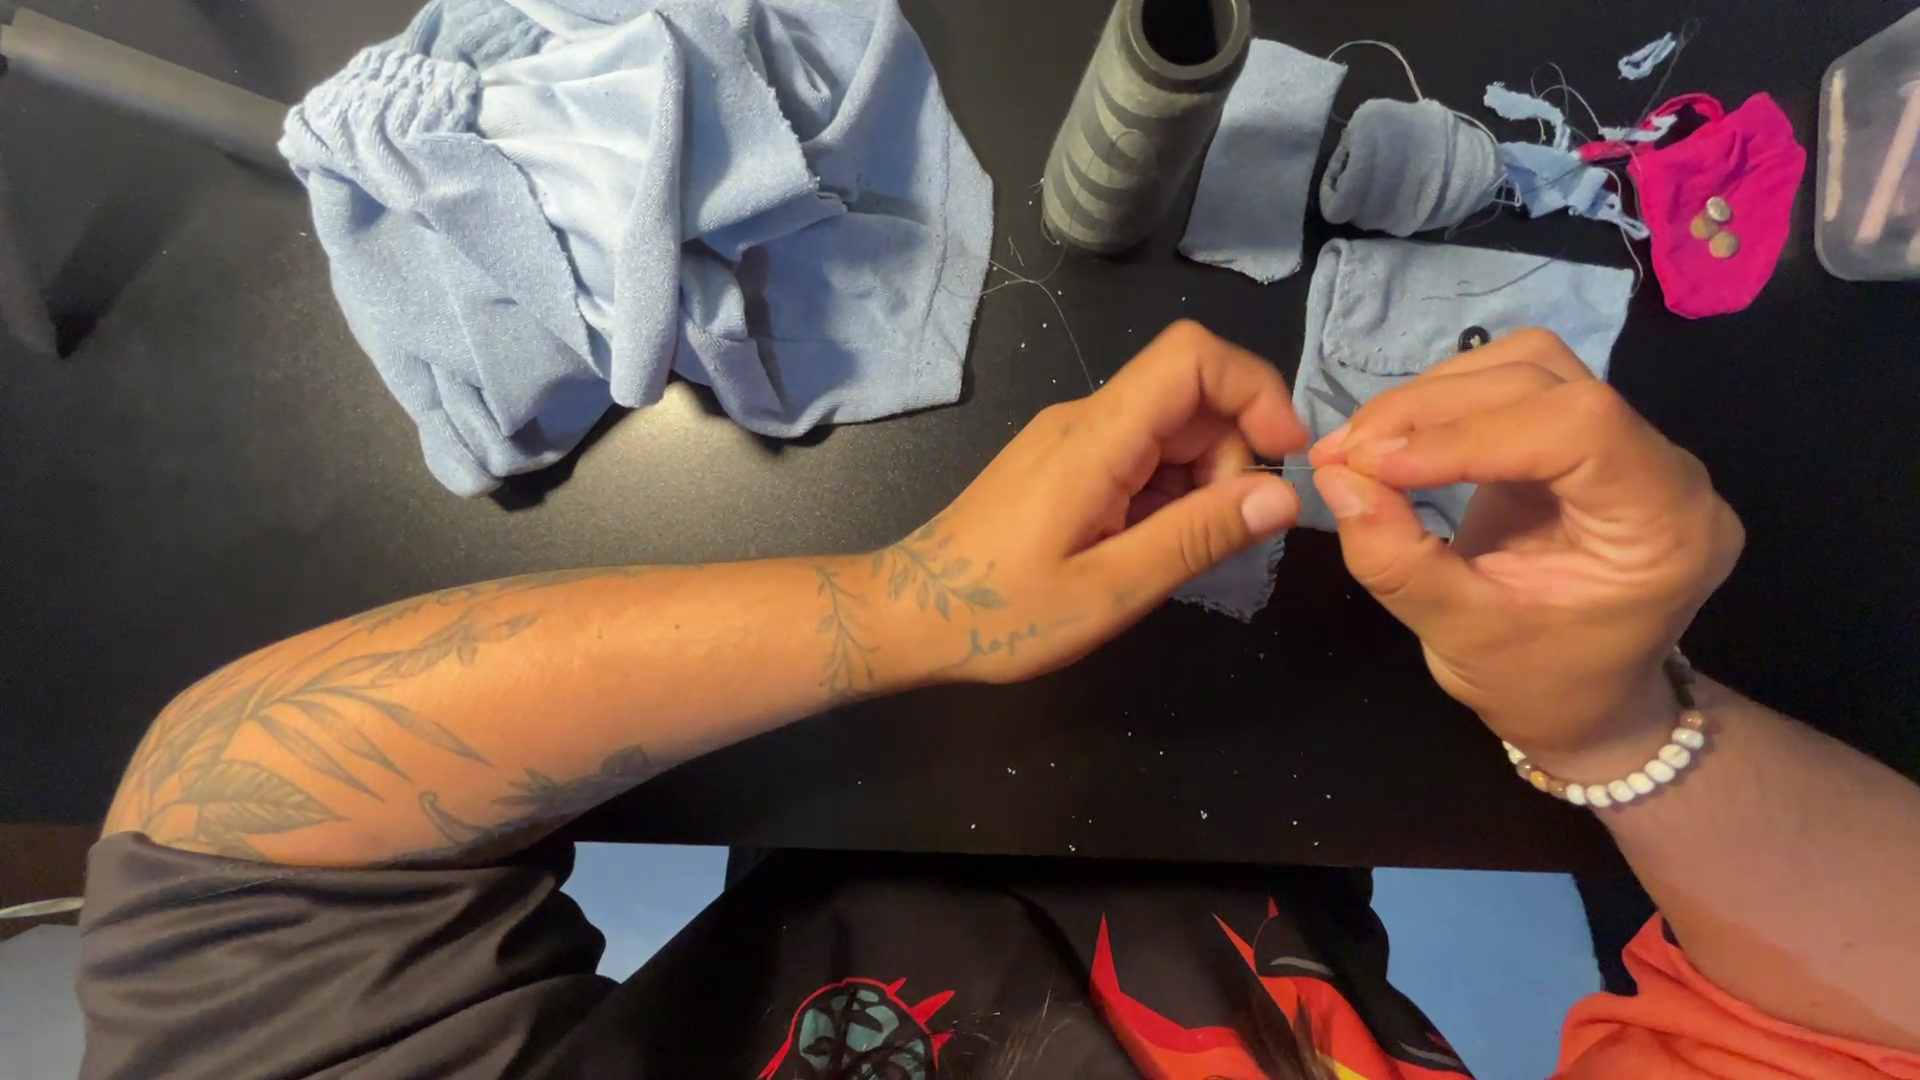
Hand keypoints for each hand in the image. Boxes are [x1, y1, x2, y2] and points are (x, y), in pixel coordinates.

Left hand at [889, 321, 1307, 684]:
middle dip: (1227, 461)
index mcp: (1095, 438)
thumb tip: (1280, 496)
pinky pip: (1133, 459)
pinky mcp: (1059, 466)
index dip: (1255, 389)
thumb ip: (1197, 537)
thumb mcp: (1110, 589)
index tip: (1283, 456)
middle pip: (1188, 401)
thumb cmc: (1002, 612)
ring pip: (1165, 433)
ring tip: (1164, 555)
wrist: (910, 614)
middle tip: (1212, 538)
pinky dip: (1160, 496)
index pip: (1191, 357)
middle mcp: (1081, 421)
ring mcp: (1066, 441)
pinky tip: (1138, 548)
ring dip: (1194, 486)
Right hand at [1306, 329, 1744, 778]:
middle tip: (1341, 452)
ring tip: (1358, 444)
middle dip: (1427, 409)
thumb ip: (1395, 559)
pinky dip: (1435, 405)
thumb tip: (1336, 479)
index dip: (1465, 434)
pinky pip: (1506, 389)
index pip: (1578, 428)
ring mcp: (1617, 446)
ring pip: (1524, 366)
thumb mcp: (1455, 633)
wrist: (1576, 700)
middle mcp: (1658, 467)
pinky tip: (1391, 441)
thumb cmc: (1533, 680)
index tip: (1369, 464)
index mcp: (1662, 526)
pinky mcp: (1569, 443)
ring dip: (1427, 397)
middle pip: (1543, 381)